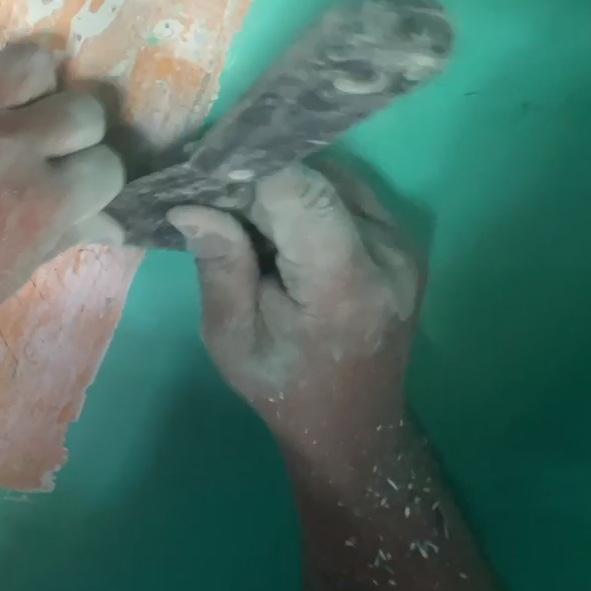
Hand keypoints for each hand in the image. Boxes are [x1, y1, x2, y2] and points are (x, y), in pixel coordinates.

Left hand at [0, 16, 125, 343]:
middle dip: (73, 137)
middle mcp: (9, 146)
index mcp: (41, 202)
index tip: (70, 191)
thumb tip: (112, 222)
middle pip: (83, 109)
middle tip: (44, 155)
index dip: (92, 183)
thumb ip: (62, 235)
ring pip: (29, 59)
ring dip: (30, 84)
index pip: (107, 167)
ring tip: (11, 110)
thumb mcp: (9, 274)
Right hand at [168, 162, 421, 452]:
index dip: (246, 169)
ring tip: (232, 211)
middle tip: (200, 196)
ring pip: (326, 178)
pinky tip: (269, 222)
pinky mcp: (399, 239)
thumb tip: (190, 206)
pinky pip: (341, 192)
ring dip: (274, 185)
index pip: (300, 192)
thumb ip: (219, 267)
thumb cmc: (281, 384)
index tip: (196, 172)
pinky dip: (297, 195)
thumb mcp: (229, 336)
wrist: (350, 421)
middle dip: (250, 179)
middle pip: (310, 180)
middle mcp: (386, 253)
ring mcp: (401, 243)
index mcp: (343, 284)